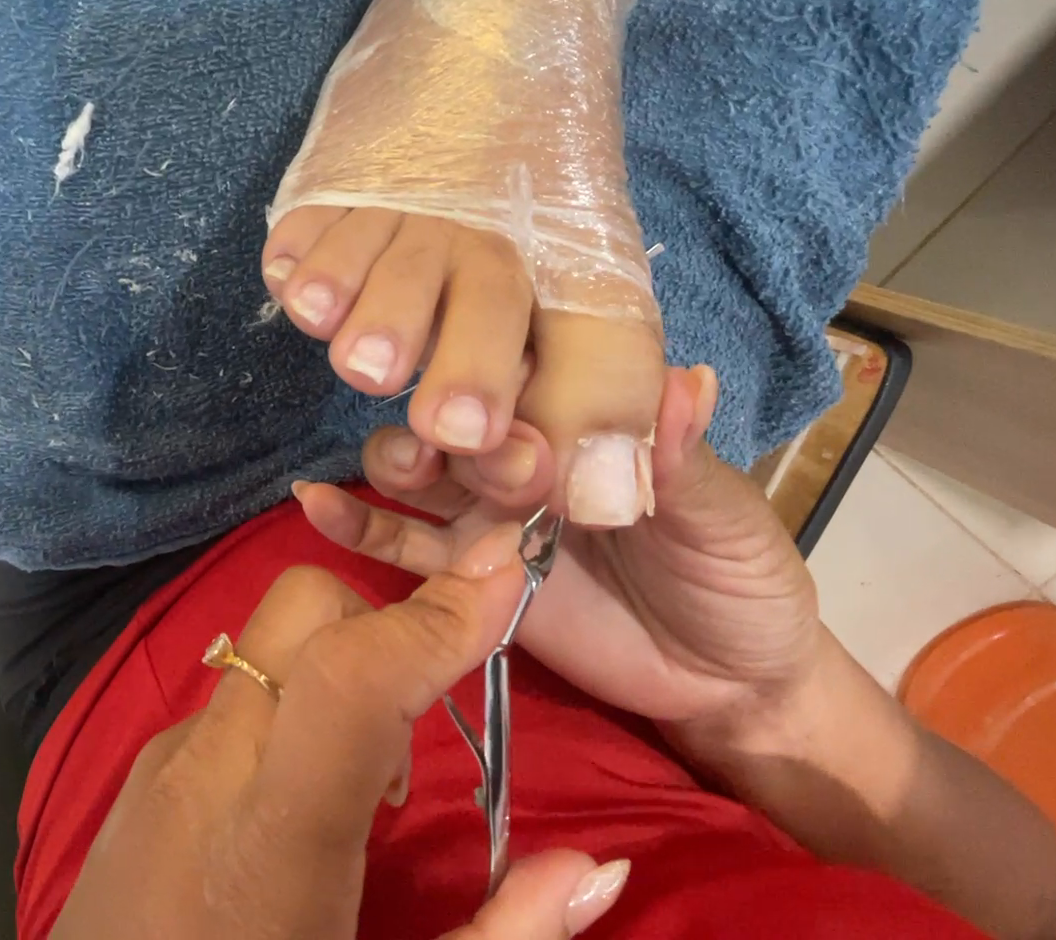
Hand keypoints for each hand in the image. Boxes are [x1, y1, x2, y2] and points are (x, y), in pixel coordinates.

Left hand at [52, 555, 636, 939]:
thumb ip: (498, 938)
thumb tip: (593, 865)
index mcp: (271, 835)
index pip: (351, 676)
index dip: (433, 618)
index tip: (502, 575)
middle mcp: (207, 769)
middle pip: (298, 610)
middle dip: (379, 622)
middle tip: (415, 724)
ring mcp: (162, 762)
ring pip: (265, 643)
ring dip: (336, 669)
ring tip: (360, 788)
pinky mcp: (140, 775)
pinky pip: (233, 696)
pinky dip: (288, 711)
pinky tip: (293, 807)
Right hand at [294, 366, 824, 730]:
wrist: (721, 685)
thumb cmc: (740, 583)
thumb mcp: (727, 519)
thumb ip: (682, 461)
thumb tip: (681, 376)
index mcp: (580, 424)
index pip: (527, 375)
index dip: (505, 371)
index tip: (498, 384)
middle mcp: (520, 454)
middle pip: (457, 418)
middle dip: (451, 423)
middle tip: (469, 452)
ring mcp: (482, 514)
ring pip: (417, 473)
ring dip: (396, 460)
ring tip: (401, 464)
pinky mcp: (457, 573)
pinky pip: (399, 546)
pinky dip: (356, 525)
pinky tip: (315, 504)